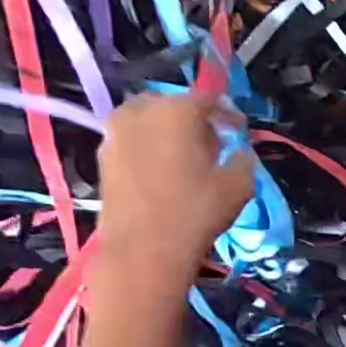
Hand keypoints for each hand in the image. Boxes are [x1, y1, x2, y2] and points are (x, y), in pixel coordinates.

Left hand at [94, 92, 254, 292]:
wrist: (145, 249)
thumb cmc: (197, 212)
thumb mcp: (239, 185)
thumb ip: (243, 159)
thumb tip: (240, 151)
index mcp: (176, 111)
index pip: (207, 97)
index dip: (227, 111)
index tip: (239, 128)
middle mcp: (140, 111)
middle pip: (173, 104)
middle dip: (194, 119)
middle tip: (212, 143)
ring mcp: (115, 132)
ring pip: (148, 119)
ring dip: (168, 131)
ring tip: (185, 158)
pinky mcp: (103, 155)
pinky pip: (132, 139)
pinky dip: (150, 146)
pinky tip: (164, 171)